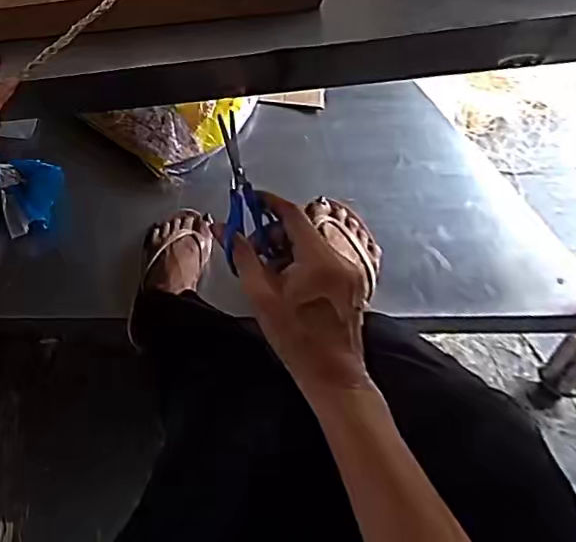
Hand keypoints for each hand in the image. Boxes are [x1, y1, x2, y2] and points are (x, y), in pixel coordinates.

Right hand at [233, 192, 372, 393]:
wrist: (333, 376)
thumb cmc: (296, 338)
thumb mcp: (260, 295)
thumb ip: (242, 255)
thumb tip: (223, 228)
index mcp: (318, 260)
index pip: (292, 214)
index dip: (268, 202)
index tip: (250, 199)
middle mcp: (338, 259)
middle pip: (300, 228)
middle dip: (272, 232)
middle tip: (253, 249)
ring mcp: (348, 272)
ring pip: (310, 243)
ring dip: (285, 247)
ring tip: (268, 271)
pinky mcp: (351, 283)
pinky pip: (320, 258)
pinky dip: (300, 260)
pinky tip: (286, 280)